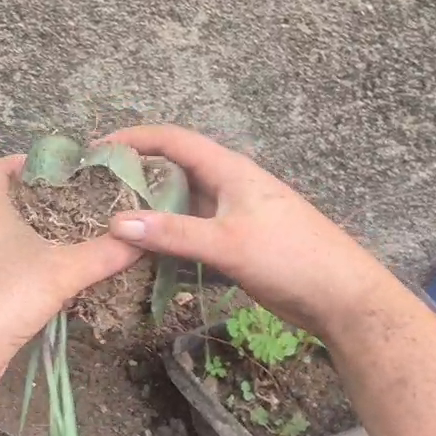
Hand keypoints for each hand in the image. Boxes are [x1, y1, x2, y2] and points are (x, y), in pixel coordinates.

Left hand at [0, 155, 142, 388]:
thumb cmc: (6, 297)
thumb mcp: (62, 273)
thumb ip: (103, 255)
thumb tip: (142, 239)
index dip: (16, 161)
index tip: (47, 163)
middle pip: (6, 203)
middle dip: (39, 199)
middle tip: (77, 200)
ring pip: (10, 237)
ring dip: (38, 234)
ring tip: (76, 236)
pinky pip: (11, 265)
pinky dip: (34, 263)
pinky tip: (60, 277)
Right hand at [101, 125, 399, 337]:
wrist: (340, 296)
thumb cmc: (290, 257)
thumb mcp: (227, 243)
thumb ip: (173, 233)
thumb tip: (117, 222)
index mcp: (228, 170)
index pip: (172, 140)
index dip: (133, 139)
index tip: (96, 150)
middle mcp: (226, 185)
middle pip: (171, 169)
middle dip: (134, 174)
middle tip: (95, 189)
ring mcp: (230, 214)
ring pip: (179, 202)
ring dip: (148, 209)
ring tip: (108, 219)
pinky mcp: (233, 240)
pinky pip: (189, 229)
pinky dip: (165, 235)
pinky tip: (143, 251)